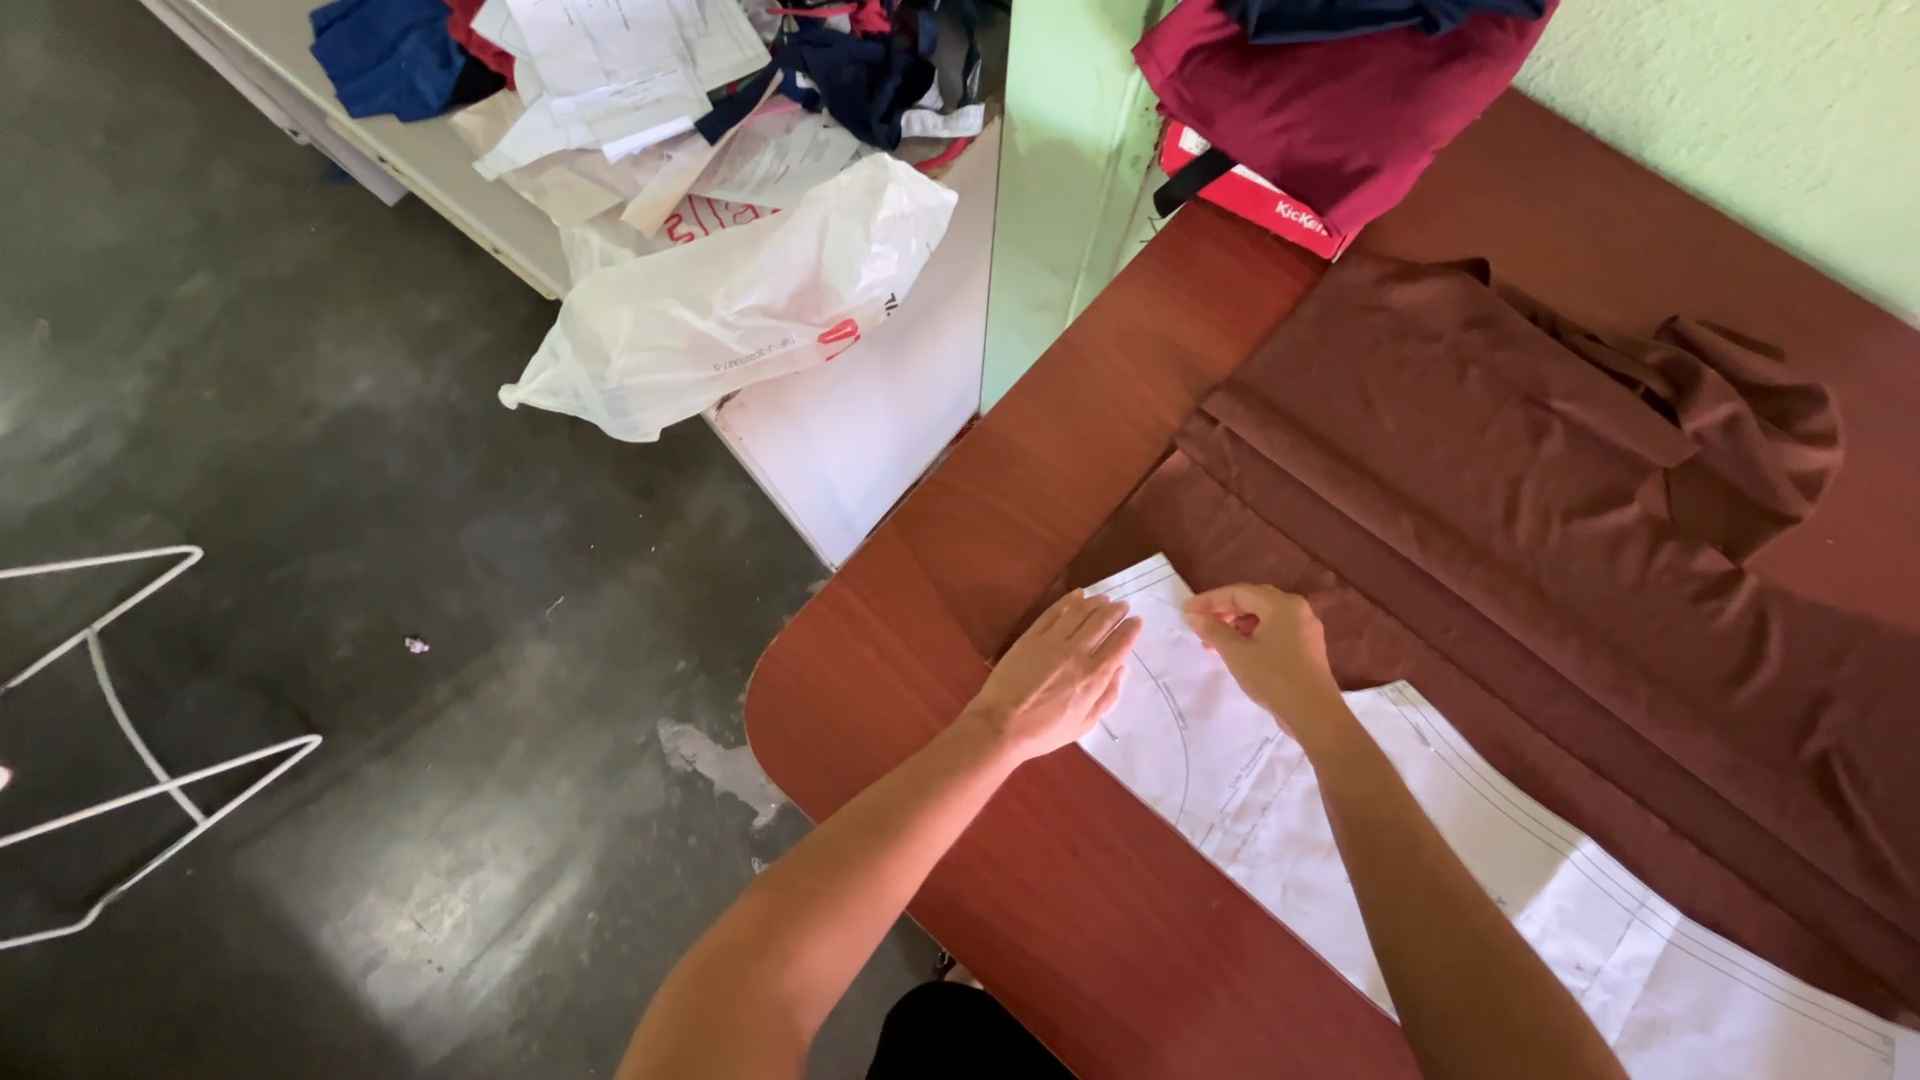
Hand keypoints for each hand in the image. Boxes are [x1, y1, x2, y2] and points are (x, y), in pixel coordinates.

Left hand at [962, 592, 1142, 762]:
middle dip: (1116, 610)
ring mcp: (1052, 641)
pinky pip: (1053, 612)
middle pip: (1101, 621)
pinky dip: (1068, 600)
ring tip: (1104, 597)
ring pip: (1079, 611)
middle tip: (1122, 605)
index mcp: (1093, 676)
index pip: (1120, 644)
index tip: (1136, 621)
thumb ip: (1107, 695)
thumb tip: (1121, 669)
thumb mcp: (1085, 724)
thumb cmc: (1045, 731)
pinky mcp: (1031, 636)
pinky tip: (1077, 594)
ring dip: (1095, 602)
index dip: (1131, 629)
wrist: (1001, 724)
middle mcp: (1076, 653)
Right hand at [1182, 584, 1341, 732]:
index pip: (1238, 592)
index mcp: (1282, 605)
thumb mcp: (1236, 652)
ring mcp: (1305, 629)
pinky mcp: (1306, 647)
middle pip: (1252, 601)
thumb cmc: (1273, 677)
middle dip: (1223, 612)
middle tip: (1200, 625)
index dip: (1209, 600)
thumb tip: (1193, 615)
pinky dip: (1252, 636)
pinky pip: (1274, 631)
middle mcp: (1297, 610)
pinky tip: (1238, 651)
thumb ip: (1212, 629)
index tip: (1186, 611)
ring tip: (1215, 642)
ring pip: (1263, 617)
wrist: (1314, 714)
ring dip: (1236, 625)